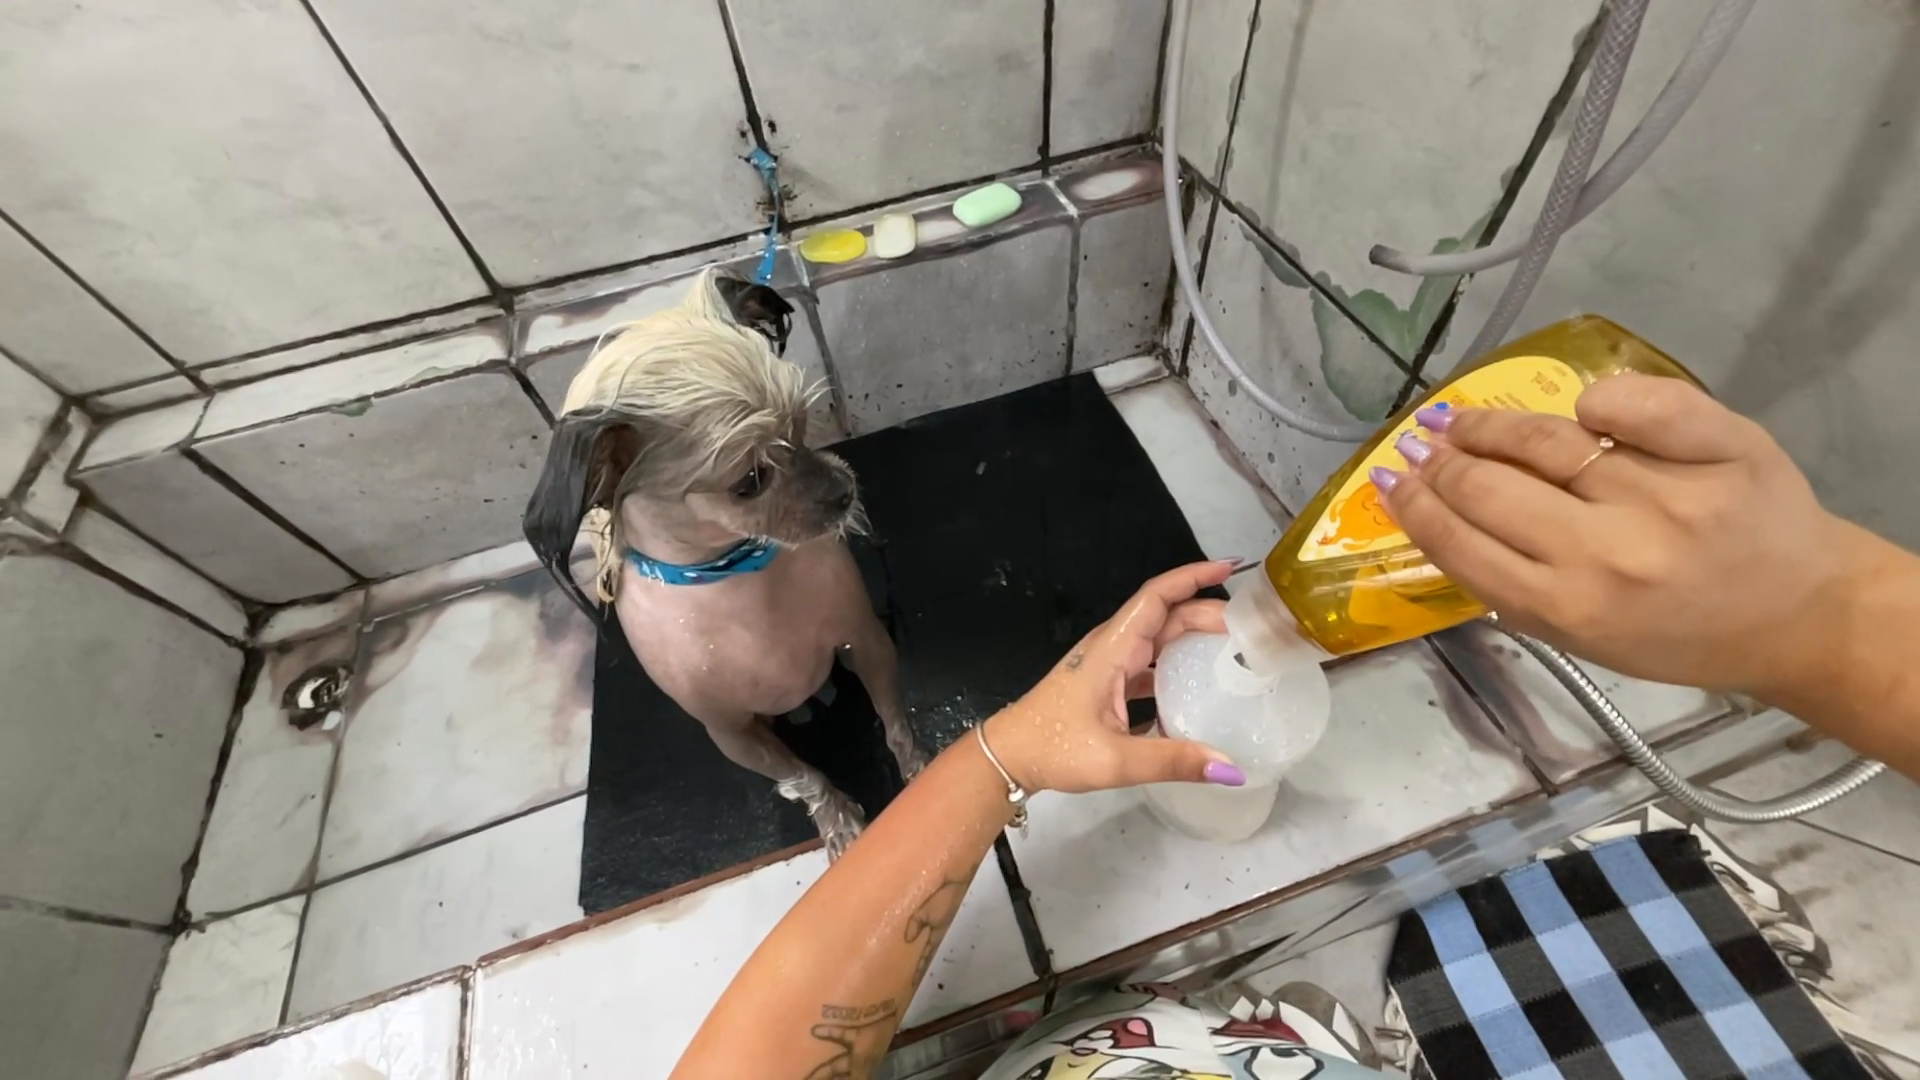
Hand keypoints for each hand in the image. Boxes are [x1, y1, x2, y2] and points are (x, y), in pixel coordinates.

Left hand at [981, 561, 1245, 793]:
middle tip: (1248, 628)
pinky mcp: (1104, 683)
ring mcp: (1106, 664)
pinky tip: (1197, 686)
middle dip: (1204, 611)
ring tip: (1232, 649)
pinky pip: (1146, 663)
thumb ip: (1174, 761)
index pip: (1156, 598)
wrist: (1009, 755)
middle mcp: (1110, 648)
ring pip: (1155, 639)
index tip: (1230, 566)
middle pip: (1163, 616)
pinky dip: (1173, 665)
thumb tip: (1232, 769)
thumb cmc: (1055, 748)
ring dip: (1190, 636)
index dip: (1191, 577)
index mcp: (1111, 649)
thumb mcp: (1116, 759)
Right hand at [1374, 374, 1869, 699]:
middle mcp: (1609, 552)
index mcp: (1562, 605)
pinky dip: (1601, 397)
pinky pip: (1642, 406)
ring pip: (1547, 440)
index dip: (1410, 502)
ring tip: (1457, 418)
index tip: (1387, 478)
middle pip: (1487, 486)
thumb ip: (1496, 580)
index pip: (1456, 539)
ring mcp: (1669, 497)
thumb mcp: (1565, 633)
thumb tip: (1427, 509)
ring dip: (1487, 424)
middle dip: (1439, 461)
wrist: (1799, 620)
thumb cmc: (1665, 634)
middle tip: (1416, 444)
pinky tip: (1577, 404)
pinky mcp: (1726, 452)